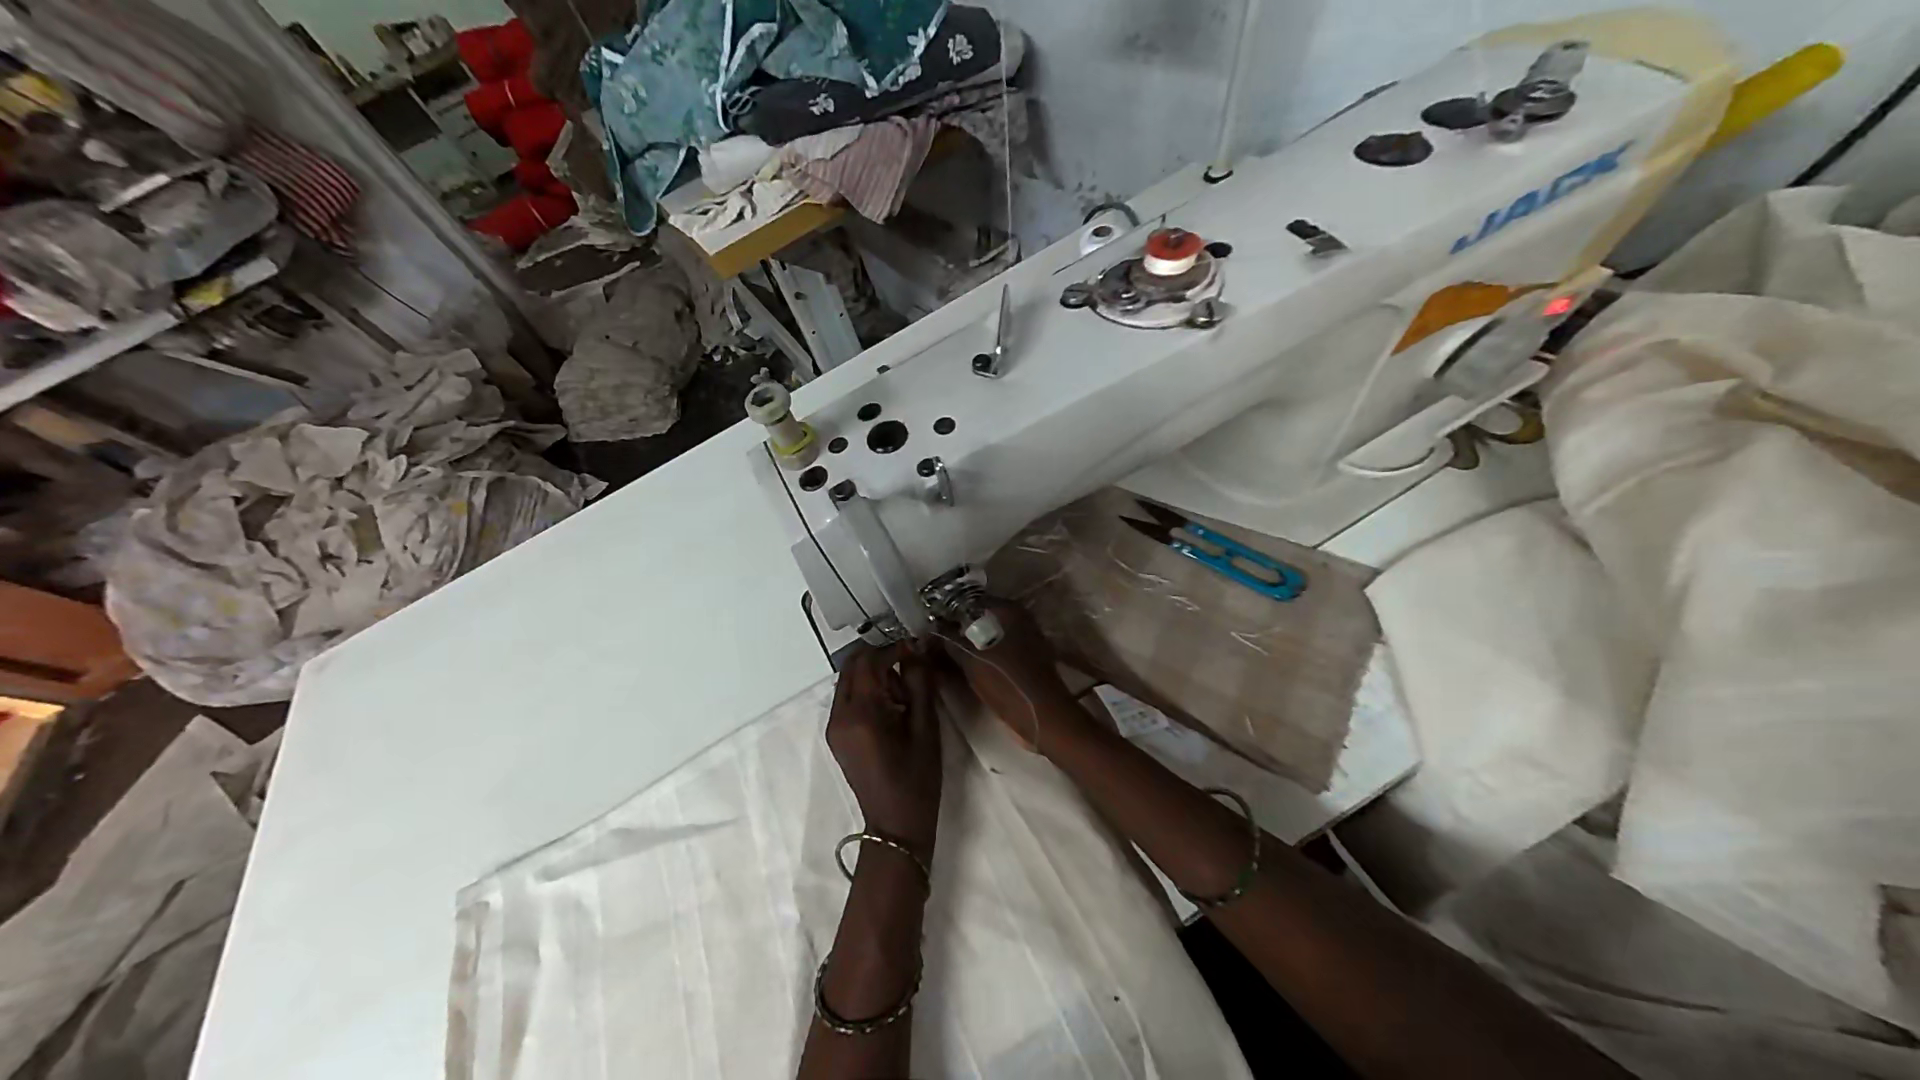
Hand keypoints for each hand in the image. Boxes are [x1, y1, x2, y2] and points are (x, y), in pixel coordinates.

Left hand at [827, 643, 942, 853]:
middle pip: (853, 666)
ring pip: (849, 681)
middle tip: (911, 668)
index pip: (869, 662)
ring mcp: (834, 726)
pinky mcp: (836, 735)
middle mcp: (839, 716)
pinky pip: (848, 699)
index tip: (917, 649)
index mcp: (861, 714)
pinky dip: (868, 692)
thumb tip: (917, 649)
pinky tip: (892, 709)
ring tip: (905, 694)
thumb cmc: (917, 780)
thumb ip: (920, 684)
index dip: (893, 648)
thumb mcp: (926, 728)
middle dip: (881, 658)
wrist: (896, 826)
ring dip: (874, 675)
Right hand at [939, 602, 1078, 747]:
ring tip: (934, 658)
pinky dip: (974, 661)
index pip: (970, 601)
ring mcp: (1021, 644)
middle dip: (953, 632)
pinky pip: (991, 656)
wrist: (1042, 716)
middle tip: (927, 642)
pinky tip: (952, 670)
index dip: (947, 612)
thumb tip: (932, 629)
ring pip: (983, 641)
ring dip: (961, 649)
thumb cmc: (1007, 680)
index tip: (927, 623)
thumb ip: (949, 640)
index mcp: (1009, 611)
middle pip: (977, 621)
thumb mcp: (971, 658)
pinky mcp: (1020, 664)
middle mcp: (1017, 621)